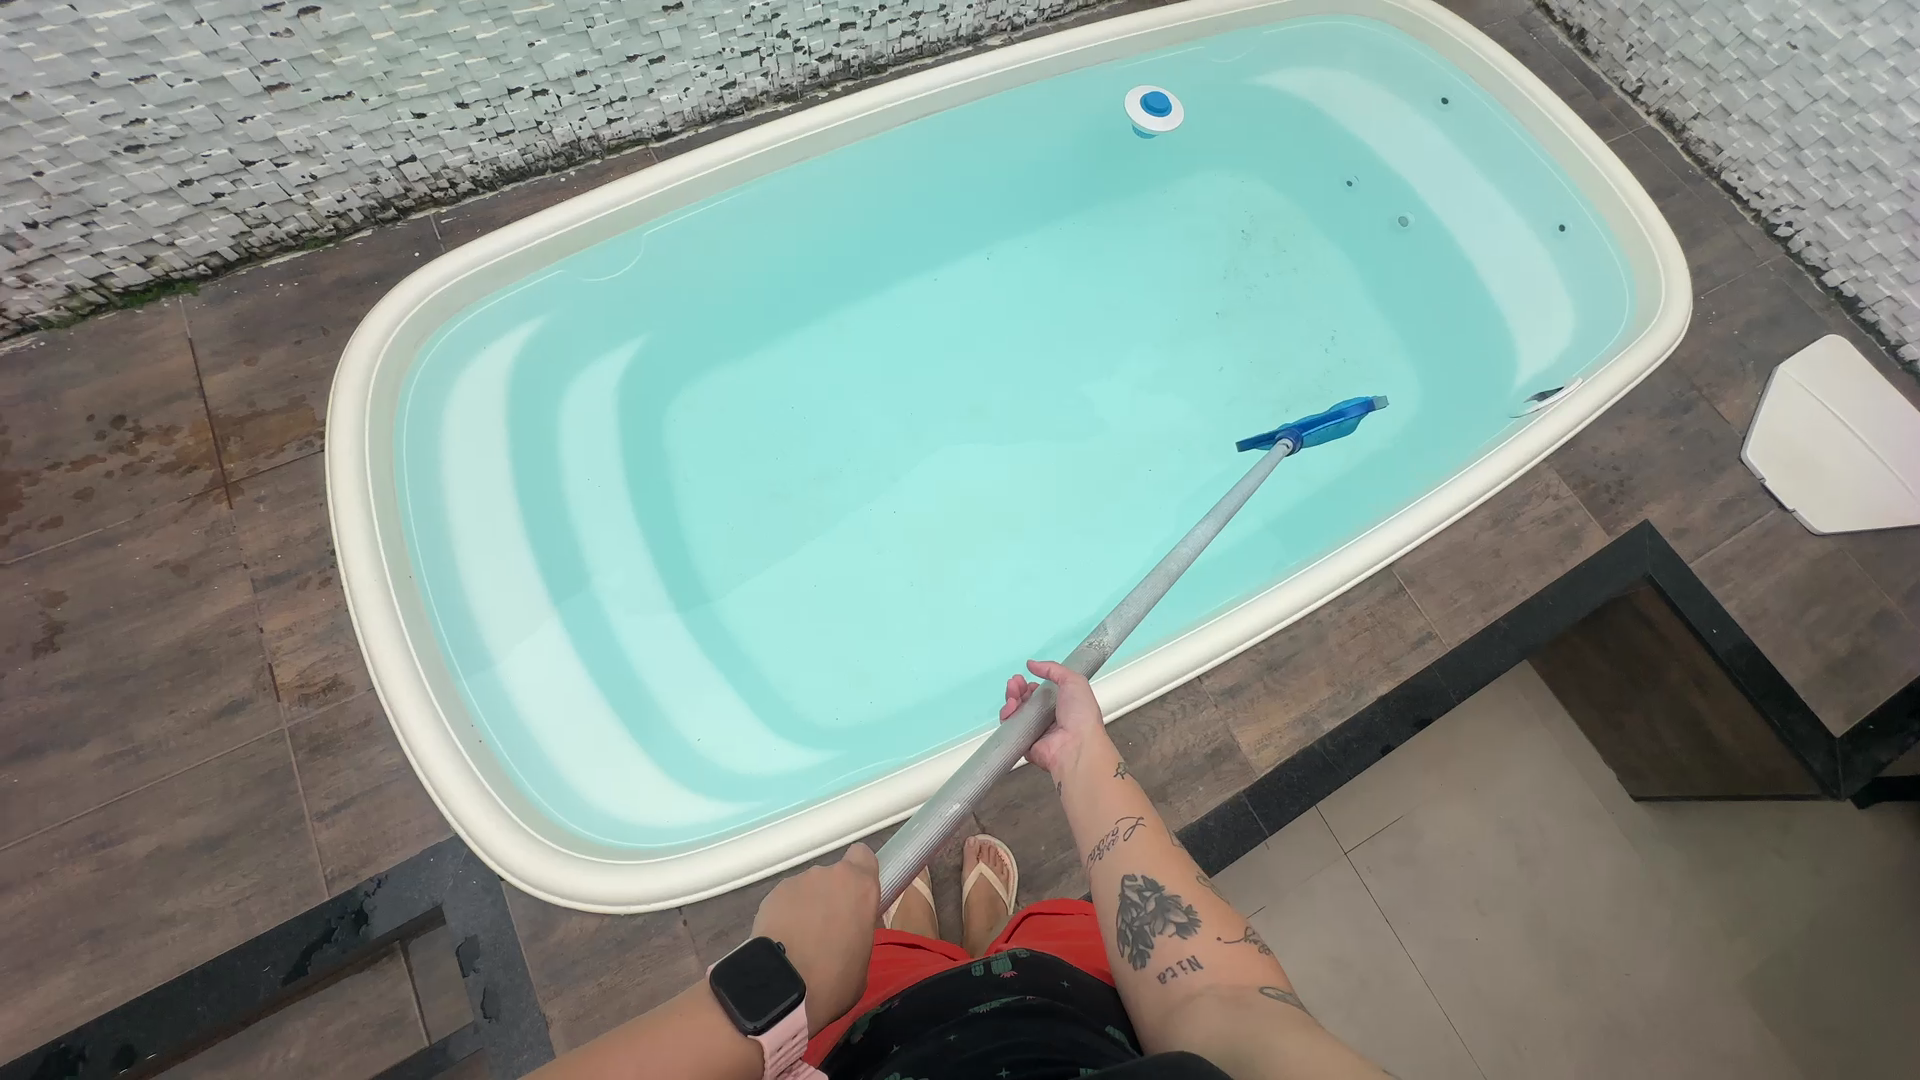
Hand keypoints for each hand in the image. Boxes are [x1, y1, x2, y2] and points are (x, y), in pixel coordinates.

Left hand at [751, 843, 880, 1034]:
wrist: (783, 989)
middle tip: (826, 930)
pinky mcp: (772, 894)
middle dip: (831, 898)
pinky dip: (785, 916)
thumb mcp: (863, 961)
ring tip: (798, 942)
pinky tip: (780, 943)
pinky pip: (785, 901)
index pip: (863, 856)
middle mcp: (830, 875)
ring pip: (808, 889)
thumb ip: (859, 932)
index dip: (859, 874)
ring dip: (807, 908)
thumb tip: (847, 932)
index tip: (855, 898)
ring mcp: (799, 881)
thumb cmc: (834, 980)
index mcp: (861, 887)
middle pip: (833, 877)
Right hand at [999, 659, 1108, 773]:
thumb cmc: (1082, 717)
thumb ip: (1052, 669)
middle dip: (1017, 688)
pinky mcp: (1025, 742)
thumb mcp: (1074, 681)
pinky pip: (1010, 727)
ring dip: (1011, 698)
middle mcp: (1048, 718)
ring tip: (1012, 691)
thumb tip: (1033, 664)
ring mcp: (1036, 730)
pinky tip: (1010, 707)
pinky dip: (1007, 715)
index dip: (1031, 684)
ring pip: (1015, 712)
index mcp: (1062, 705)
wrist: (1077, 745)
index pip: (1040, 692)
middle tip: (1015, 682)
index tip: (1026, 676)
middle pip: (1025, 700)